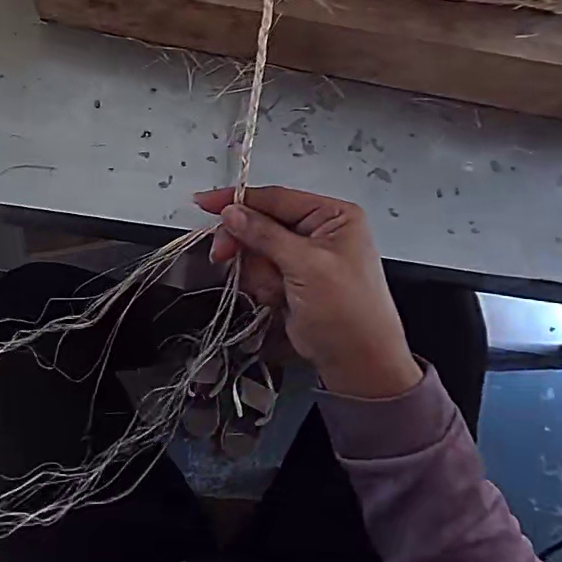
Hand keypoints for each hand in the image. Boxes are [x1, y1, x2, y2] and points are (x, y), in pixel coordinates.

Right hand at [194, 186, 421, 398]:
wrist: (357, 363)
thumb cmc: (347, 311)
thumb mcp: (306, 265)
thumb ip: (264, 235)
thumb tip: (231, 212)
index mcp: (333, 216)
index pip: (277, 198)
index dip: (238, 200)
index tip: (204, 202)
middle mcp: (319, 230)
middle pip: (261, 224)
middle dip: (244, 244)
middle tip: (222, 254)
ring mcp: (304, 257)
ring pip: (256, 250)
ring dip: (258, 272)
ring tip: (276, 291)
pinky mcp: (292, 280)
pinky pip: (260, 272)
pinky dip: (262, 286)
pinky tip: (278, 300)